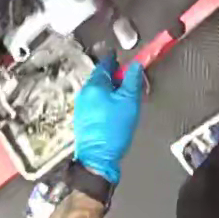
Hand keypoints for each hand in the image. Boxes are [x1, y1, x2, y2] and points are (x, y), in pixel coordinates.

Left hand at [72, 56, 144, 182]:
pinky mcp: (84, 118)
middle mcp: (85, 93)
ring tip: (126, 99)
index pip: (106, 63)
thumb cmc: (112, 131)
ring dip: (113, 90)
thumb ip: (132, 80)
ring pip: (100, 91)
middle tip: (131, 81)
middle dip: (118, 78)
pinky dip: (107, 101)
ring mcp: (82, 106)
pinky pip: (97, 102)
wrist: (98, 158)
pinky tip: (117, 111)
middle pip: (103, 77)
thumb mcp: (129, 102)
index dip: (118, 60)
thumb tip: (135, 66)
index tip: (125, 58)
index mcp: (94, 85)